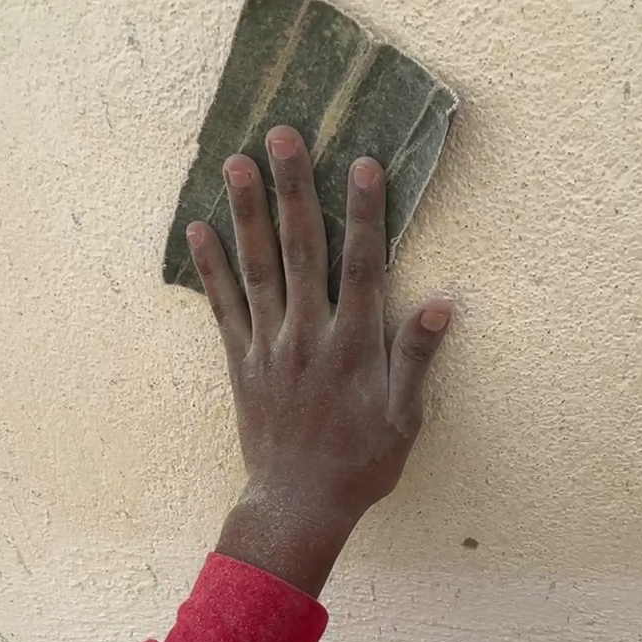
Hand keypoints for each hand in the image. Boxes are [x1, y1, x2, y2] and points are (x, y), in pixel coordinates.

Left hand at [186, 125, 453, 595]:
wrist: (297, 505)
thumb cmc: (360, 464)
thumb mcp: (404, 420)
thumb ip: (417, 358)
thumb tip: (442, 303)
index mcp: (354, 348)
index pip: (363, 268)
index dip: (365, 215)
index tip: (364, 164)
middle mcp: (308, 336)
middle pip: (302, 252)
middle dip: (295, 190)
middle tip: (283, 136)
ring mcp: (269, 347)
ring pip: (257, 269)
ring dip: (247, 214)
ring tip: (235, 163)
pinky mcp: (240, 363)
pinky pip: (222, 308)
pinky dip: (210, 268)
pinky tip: (199, 228)